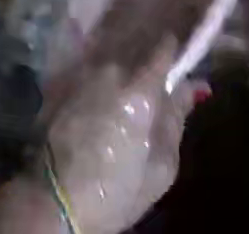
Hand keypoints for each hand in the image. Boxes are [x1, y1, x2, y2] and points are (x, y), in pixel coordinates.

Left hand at [45, 40, 195, 233]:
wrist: (54, 201)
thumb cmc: (115, 191)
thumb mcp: (161, 167)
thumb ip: (177, 118)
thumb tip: (194, 85)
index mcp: (140, 88)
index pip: (163, 47)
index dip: (173, 49)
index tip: (178, 56)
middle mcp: (111, 70)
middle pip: (136, 50)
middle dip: (147, 61)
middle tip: (152, 84)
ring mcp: (83, 73)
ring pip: (112, 59)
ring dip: (122, 69)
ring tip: (124, 95)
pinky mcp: (63, 82)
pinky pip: (91, 69)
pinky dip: (100, 78)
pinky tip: (101, 101)